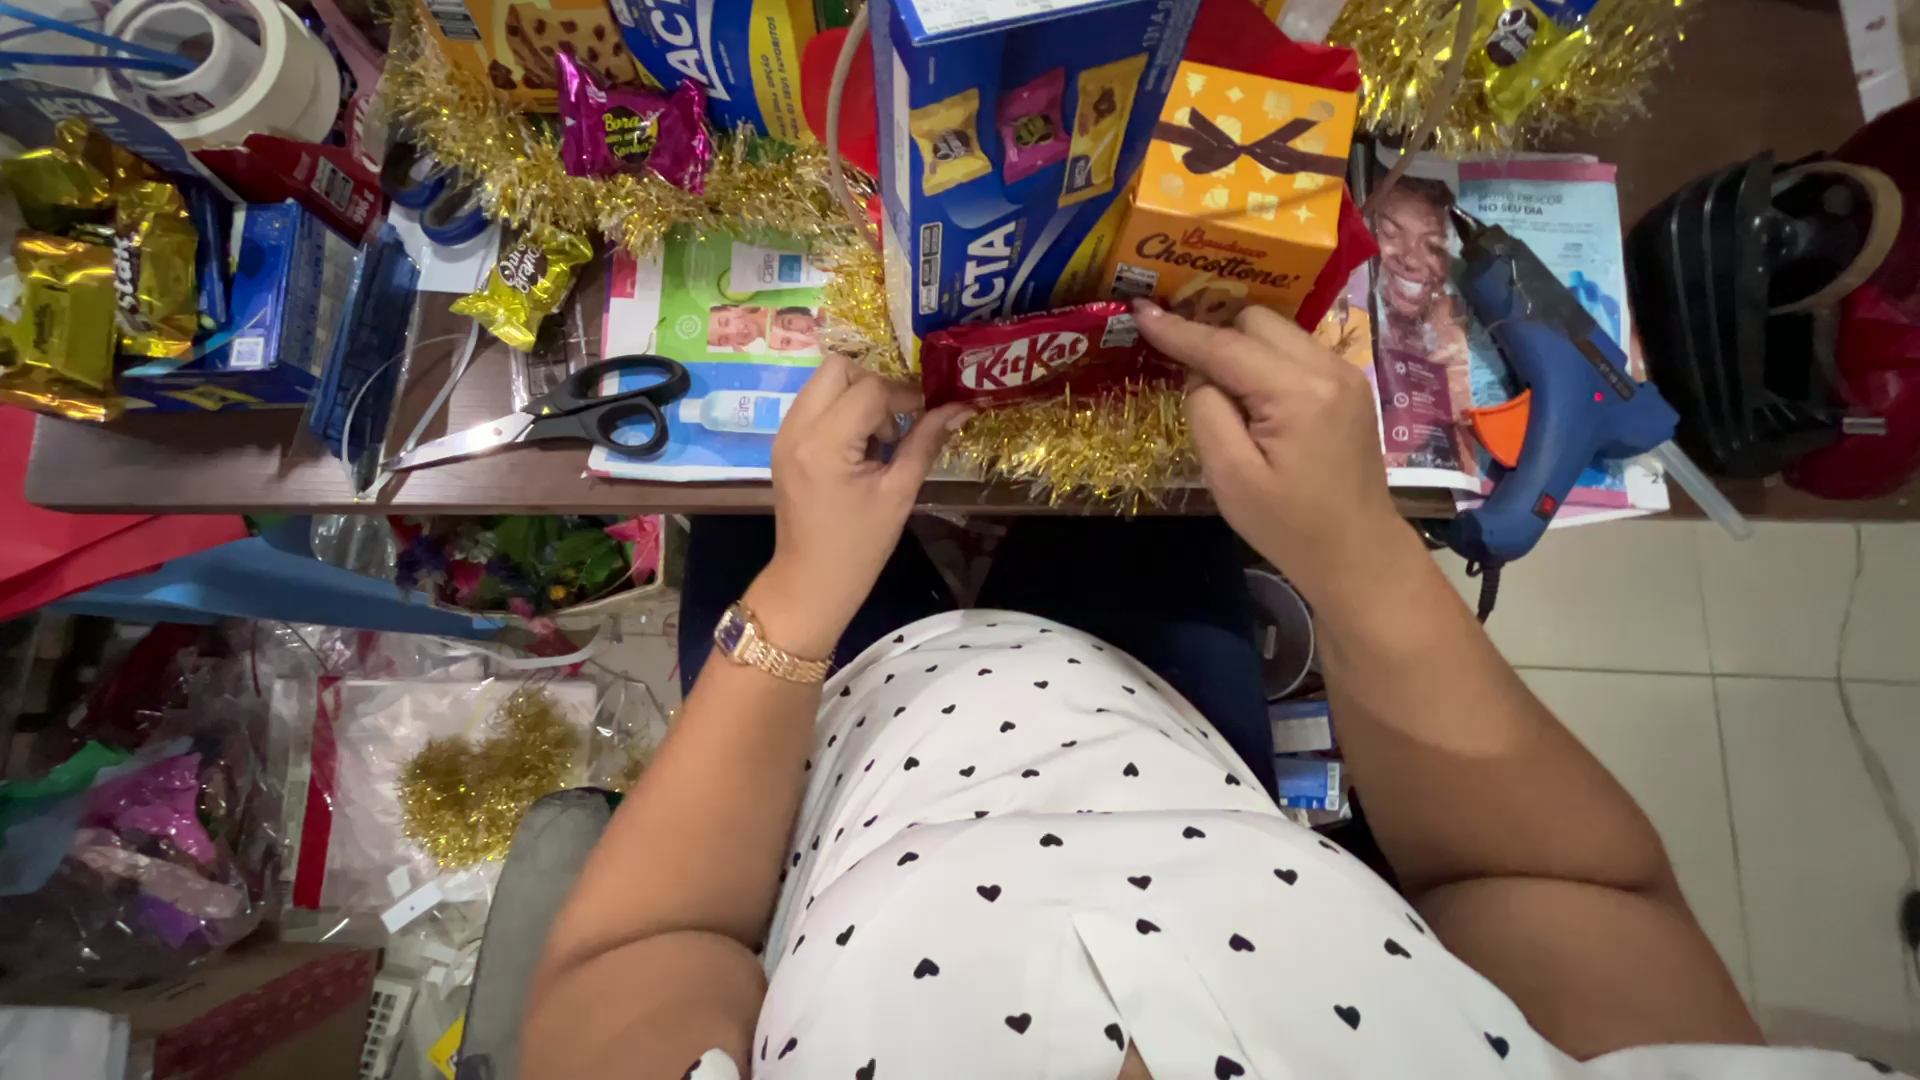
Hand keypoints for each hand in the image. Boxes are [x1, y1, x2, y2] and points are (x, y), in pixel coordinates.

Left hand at [749, 354, 971, 657]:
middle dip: (874, 384)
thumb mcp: (899, 493)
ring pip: (823, 382)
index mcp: (825, 443)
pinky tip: (859, 447)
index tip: (926, 415)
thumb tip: (960, 408)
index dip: (905, 396)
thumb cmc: (860, 545)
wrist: (811, 581)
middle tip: (896, 421)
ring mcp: (784, 434)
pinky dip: (840, 410)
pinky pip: (814, 404)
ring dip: (856, 396)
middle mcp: (796, 428)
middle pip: (837, 367)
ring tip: (878, 438)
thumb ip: (926, 443)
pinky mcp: (784, 443)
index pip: (870, 388)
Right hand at [1132, 300, 1406, 599]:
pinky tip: (1247, 394)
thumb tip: (1198, 375)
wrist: (1355, 552)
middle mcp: (1328, 369)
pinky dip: (1263, 359)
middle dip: (1213, 334)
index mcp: (1298, 394)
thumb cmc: (1287, 524)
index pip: (1225, 347)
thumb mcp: (1230, 477)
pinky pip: (1295, 350)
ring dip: (1239, 346)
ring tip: (1212, 382)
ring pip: (1278, 331)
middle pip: (1257, 321)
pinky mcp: (1348, 387)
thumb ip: (1207, 413)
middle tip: (1179, 362)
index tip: (1140, 311)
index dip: (1178, 330)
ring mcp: (1345, 374)